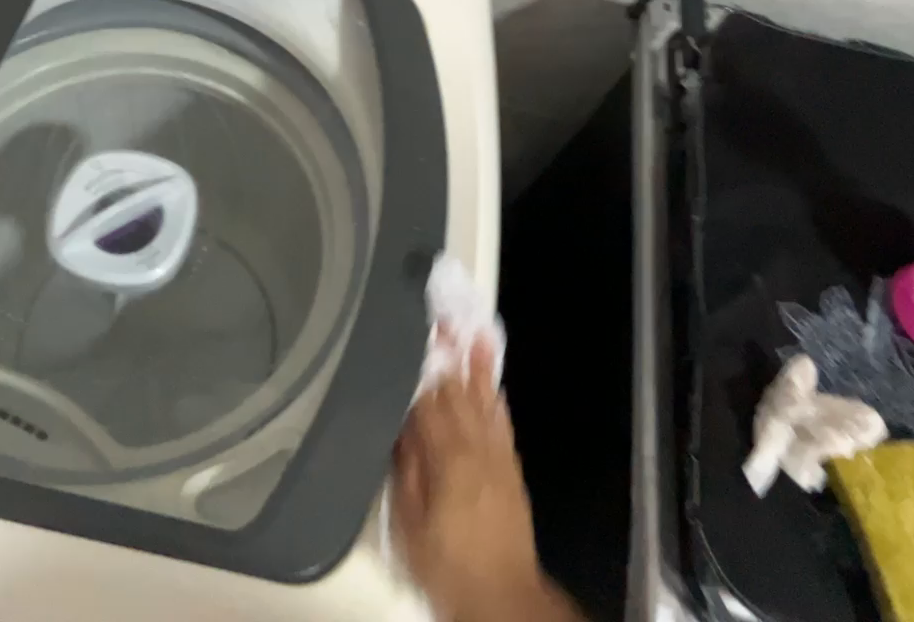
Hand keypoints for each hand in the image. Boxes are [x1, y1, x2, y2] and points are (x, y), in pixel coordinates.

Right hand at [392, 339, 581, 621]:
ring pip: (484, 401)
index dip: (422, 369)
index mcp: (446, 459)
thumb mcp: (410, 521)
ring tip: (474, 333)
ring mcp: (497, 456)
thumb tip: (402, 424)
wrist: (501, 594)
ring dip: (478, 367)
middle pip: (459, 393)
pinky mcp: (511, 468)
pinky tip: (492, 381)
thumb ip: (407, 468)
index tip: (417, 336)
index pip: (429, 403)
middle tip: (445, 319)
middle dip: (451, 356)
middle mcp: (475, 449)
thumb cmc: (446, 562)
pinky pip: (503, 423)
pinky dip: (497, 399)